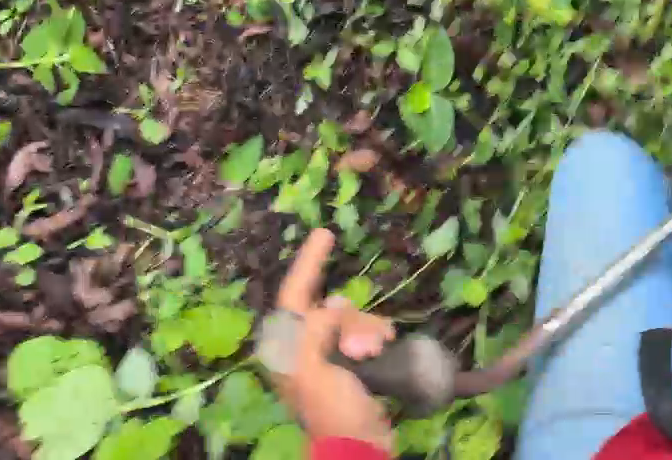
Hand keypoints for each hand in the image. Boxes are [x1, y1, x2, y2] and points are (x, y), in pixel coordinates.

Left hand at [270, 229, 395, 448]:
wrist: (359, 446)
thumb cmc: (332, 410)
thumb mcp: (314, 370)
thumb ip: (315, 330)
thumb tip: (334, 306)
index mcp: (286, 349)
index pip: (294, 293)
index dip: (309, 262)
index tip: (325, 233)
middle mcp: (303, 348)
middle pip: (331, 309)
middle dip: (352, 321)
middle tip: (366, 348)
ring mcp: (328, 356)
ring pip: (352, 320)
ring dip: (368, 331)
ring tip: (376, 353)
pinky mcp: (351, 363)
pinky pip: (366, 332)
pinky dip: (377, 335)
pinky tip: (385, 347)